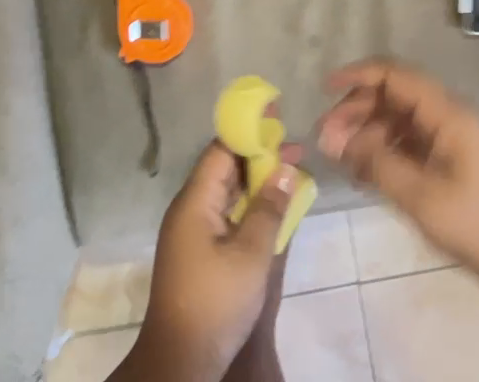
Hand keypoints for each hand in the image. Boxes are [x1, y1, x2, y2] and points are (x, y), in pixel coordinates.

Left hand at [120, 142, 303, 381]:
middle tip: (297, 151)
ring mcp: (191, 232)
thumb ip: (269, 209)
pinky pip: (225, 216)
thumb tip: (285, 167)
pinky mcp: (198, 252)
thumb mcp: (251, 255)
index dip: (249, 133)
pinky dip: (249, 208)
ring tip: (292, 174)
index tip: (280, 120)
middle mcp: (189, 210)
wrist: (181, 358)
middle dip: (259, 157)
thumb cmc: (216, 301)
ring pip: (226, 194)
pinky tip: (273, 210)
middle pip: (224, 170)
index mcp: (194, 202)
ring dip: (257, 183)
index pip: (221, 151)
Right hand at [316, 58, 478, 284]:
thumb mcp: (418, 194)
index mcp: (448, 114)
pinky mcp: (448, 158)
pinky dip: (383, 151)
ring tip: (342, 162)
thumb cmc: (474, 224)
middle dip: (356, 111)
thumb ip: (375, 160)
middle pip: (393, 95)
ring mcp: (449, 137)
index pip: (396, 75)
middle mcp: (448, 116)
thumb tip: (334, 137)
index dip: (358, 75)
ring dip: (366, 133)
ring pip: (397, 119)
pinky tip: (363, 175)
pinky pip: (408, 141)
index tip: (325, 88)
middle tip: (327, 140)